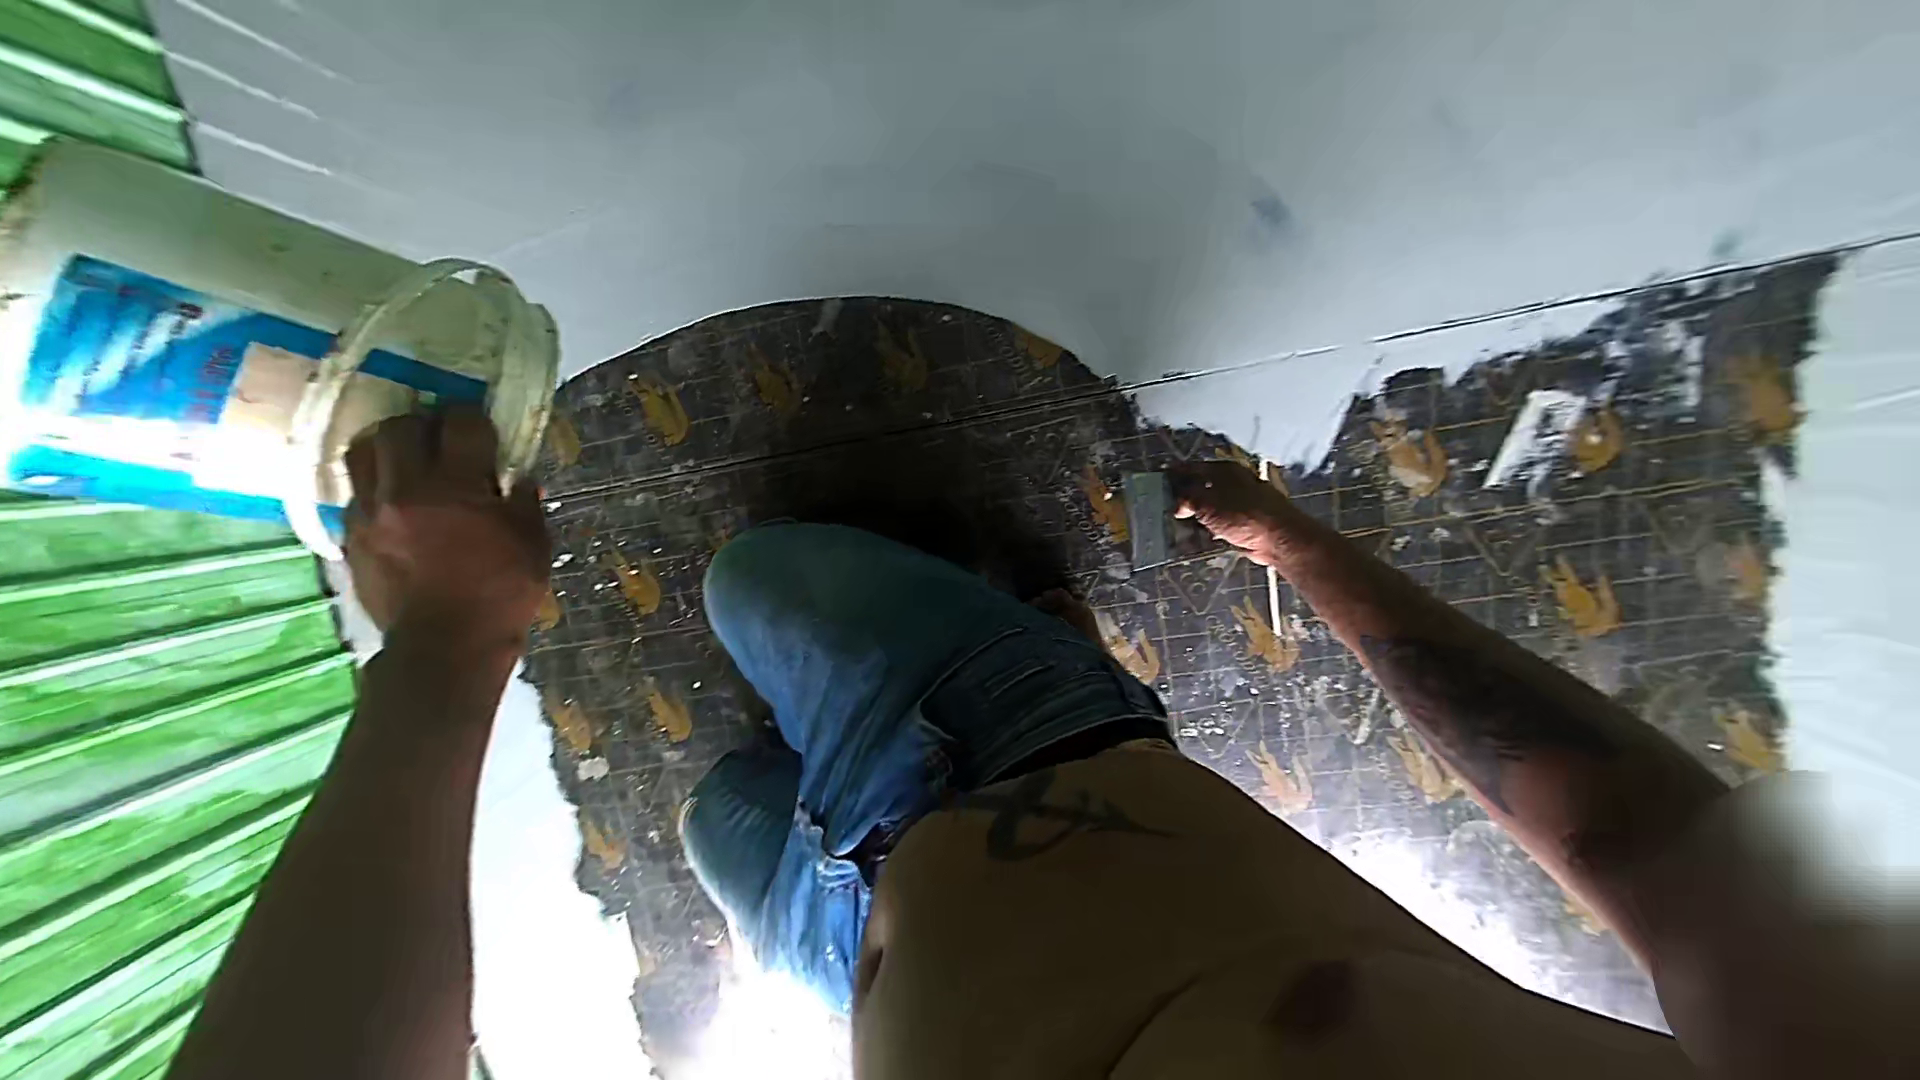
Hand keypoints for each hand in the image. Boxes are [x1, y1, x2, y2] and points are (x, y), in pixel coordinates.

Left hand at [342, 406, 549, 650]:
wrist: (447, 641)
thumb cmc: (502, 591)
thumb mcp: (532, 543)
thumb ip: (523, 504)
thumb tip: (517, 480)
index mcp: (458, 489)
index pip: (462, 425)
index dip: (476, 419)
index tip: (485, 427)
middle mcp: (406, 489)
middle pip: (403, 426)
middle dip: (428, 424)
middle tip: (446, 439)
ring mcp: (370, 510)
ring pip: (365, 450)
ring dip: (391, 445)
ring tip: (412, 459)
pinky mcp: (349, 532)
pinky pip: (356, 488)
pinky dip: (378, 482)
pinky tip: (400, 499)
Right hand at [1168, 460, 1294, 565]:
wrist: (1278, 539)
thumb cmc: (1243, 515)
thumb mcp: (1207, 504)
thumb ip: (1188, 500)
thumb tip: (1177, 505)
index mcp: (1225, 471)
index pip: (1194, 468)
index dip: (1176, 474)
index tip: (1161, 480)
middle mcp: (1234, 483)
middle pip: (1202, 487)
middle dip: (1184, 497)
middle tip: (1165, 506)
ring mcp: (1240, 502)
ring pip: (1209, 506)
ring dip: (1194, 516)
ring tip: (1176, 524)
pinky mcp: (1243, 522)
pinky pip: (1218, 523)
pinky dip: (1207, 528)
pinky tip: (1195, 536)